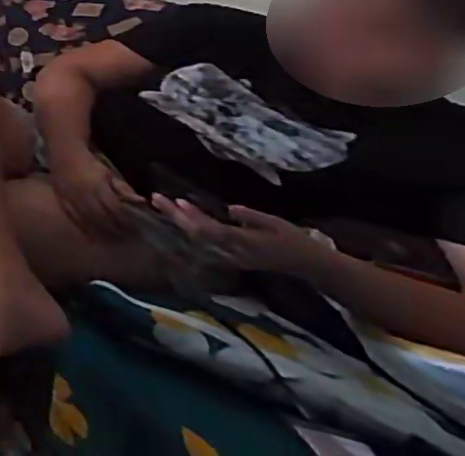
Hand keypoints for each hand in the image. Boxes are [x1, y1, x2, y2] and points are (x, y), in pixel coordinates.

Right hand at [51, 151, 142, 236]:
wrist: (64, 154)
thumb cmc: (89, 163)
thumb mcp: (107, 172)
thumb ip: (123, 188)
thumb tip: (140, 201)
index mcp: (97, 185)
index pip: (114, 208)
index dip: (125, 220)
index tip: (135, 229)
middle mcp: (84, 194)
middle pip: (102, 217)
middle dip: (115, 229)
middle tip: (125, 238)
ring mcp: (71, 198)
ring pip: (88, 221)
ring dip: (101, 232)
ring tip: (112, 240)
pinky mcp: (62, 201)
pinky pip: (74, 218)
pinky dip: (84, 229)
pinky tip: (93, 236)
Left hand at [149, 196, 337, 277]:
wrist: (309, 266)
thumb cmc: (294, 240)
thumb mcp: (276, 224)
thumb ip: (253, 217)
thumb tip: (231, 209)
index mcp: (245, 244)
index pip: (213, 232)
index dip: (194, 217)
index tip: (179, 201)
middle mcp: (234, 253)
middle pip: (199, 235)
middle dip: (176, 217)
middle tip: (156, 198)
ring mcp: (232, 257)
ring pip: (198, 240)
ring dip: (179, 222)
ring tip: (162, 204)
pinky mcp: (232, 258)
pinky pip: (205, 244)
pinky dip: (190, 229)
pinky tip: (179, 218)